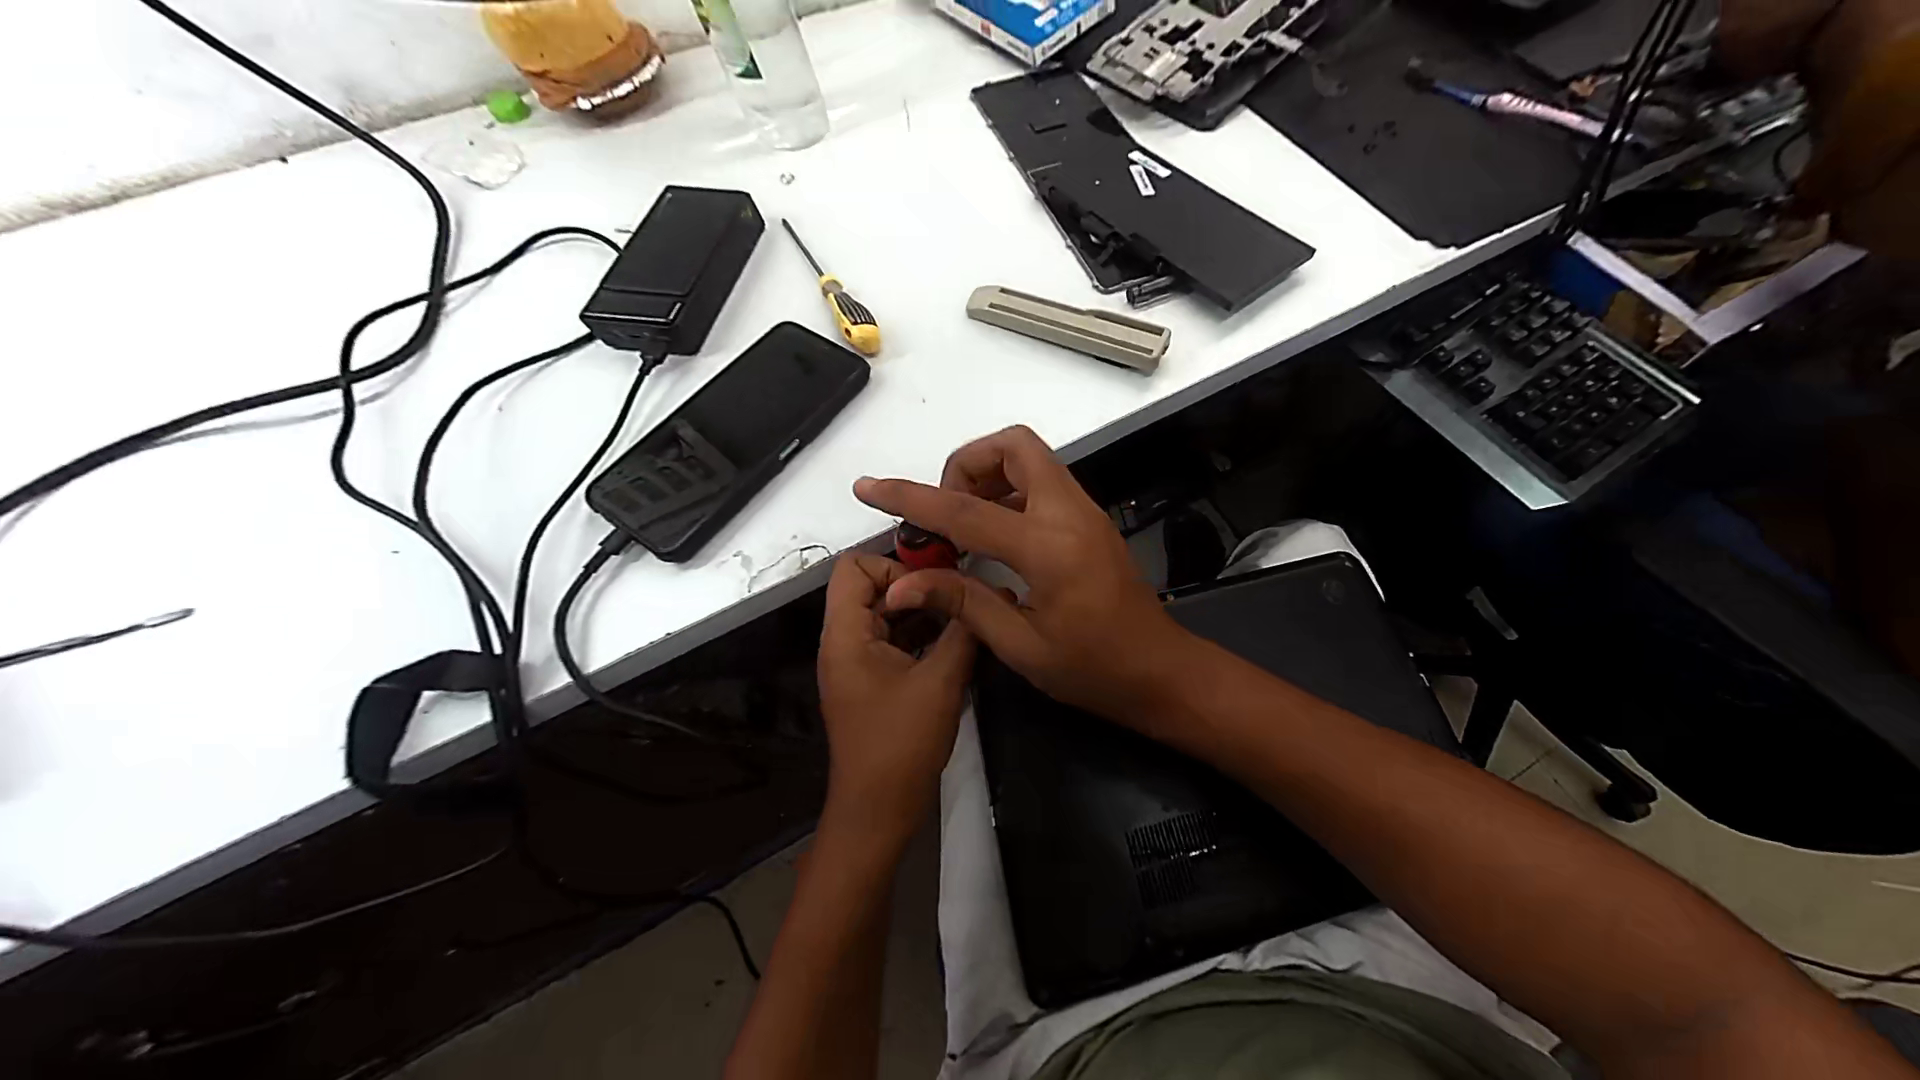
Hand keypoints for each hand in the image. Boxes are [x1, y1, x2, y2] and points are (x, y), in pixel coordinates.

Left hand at [816, 553, 975, 828]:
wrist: (877, 811)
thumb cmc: (901, 745)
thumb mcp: (940, 682)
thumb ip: (964, 631)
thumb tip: (992, 595)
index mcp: (846, 635)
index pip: (854, 567)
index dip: (895, 564)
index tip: (938, 582)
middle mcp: (844, 642)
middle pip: (872, 588)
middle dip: (918, 587)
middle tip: (964, 594)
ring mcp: (857, 663)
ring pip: (887, 615)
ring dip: (924, 612)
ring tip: (967, 616)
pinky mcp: (873, 681)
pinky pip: (894, 641)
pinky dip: (922, 636)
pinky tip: (958, 643)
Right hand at [852, 425, 1192, 728]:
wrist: (1159, 671)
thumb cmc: (1093, 669)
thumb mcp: (1020, 646)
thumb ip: (962, 602)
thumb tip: (901, 587)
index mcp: (1048, 547)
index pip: (965, 511)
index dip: (910, 499)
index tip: (869, 488)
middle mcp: (1069, 513)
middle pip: (1012, 446)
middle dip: (965, 465)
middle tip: (945, 514)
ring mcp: (1084, 512)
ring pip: (1029, 458)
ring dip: (987, 476)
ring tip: (964, 527)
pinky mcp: (1088, 519)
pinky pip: (1041, 482)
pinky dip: (1008, 491)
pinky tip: (993, 536)